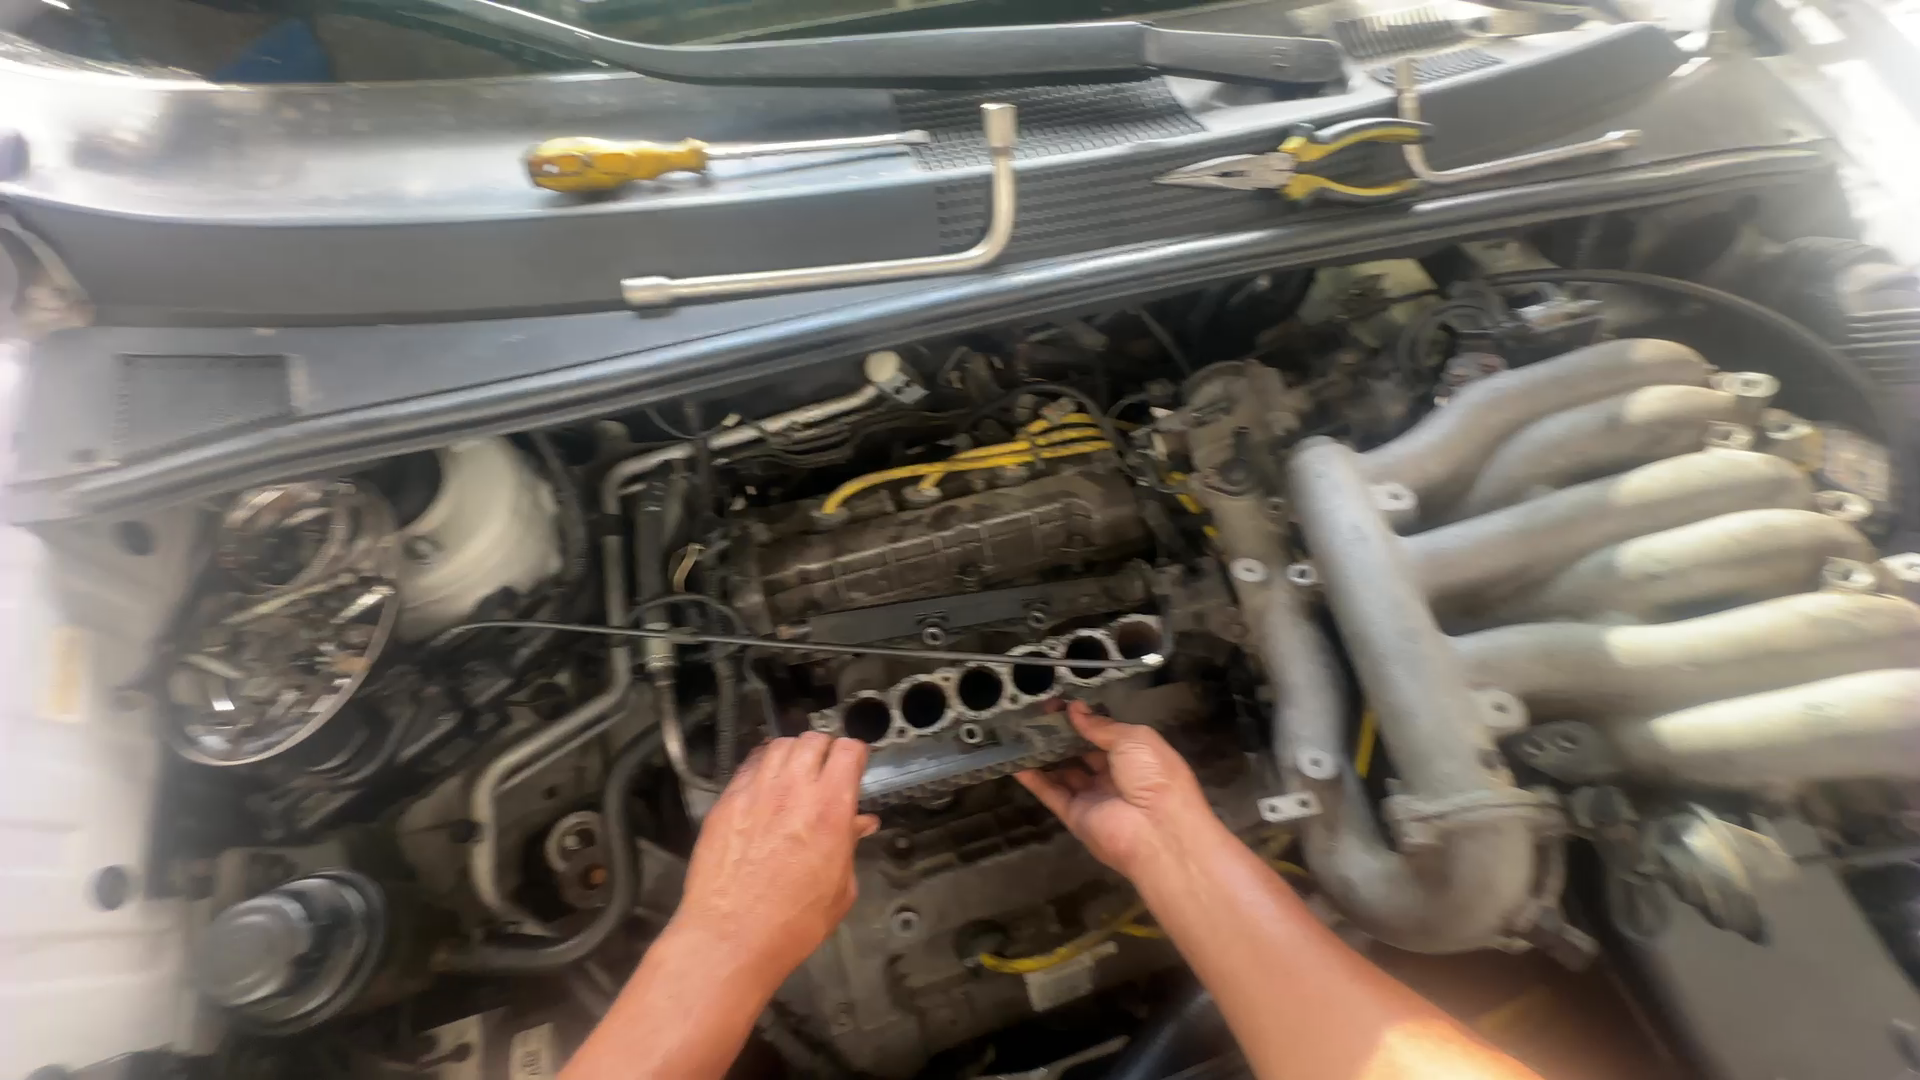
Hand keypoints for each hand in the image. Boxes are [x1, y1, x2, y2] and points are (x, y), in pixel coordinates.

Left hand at [674, 732, 878, 978]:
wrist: (729, 940)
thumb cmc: (793, 924)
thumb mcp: (840, 889)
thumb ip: (850, 845)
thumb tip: (860, 824)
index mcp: (830, 808)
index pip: (849, 750)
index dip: (856, 753)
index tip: (854, 764)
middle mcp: (794, 789)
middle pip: (814, 739)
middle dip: (825, 749)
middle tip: (825, 768)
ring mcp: (756, 791)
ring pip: (779, 745)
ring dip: (793, 753)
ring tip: (794, 771)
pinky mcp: (727, 801)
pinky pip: (749, 765)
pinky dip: (762, 765)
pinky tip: (765, 783)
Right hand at [1015, 701, 1217, 879]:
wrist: (1157, 830)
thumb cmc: (1153, 775)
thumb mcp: (1134, 738)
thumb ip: (1101, 725)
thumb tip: (1075, 709)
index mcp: (1134, 756)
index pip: (1103, 734)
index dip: (1082, 720)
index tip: (1060, 706)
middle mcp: (1113, 776)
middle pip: (1081, 752)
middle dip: (1061, 735)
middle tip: (1037, 716)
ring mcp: (1092, 797)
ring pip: (1063, 772)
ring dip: (1044, 754)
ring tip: (1022, 733)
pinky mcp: (1074, 816)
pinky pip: (1050, 793)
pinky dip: (1033, 778)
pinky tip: (1015, 760)